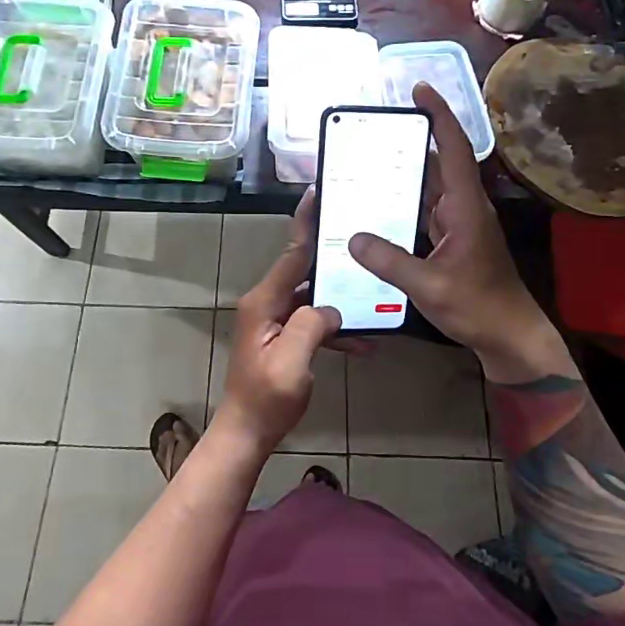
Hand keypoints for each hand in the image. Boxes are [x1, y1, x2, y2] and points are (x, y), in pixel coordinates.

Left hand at [217, 189, 340, 448]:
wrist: (248, 429)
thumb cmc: (267, 397)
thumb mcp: (292, 361)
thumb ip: (311, 325)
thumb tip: (330, 307)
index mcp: (263, 302)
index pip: (291, 255)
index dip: (307, 225)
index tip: (320, 196)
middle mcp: (265, 304)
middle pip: (302, 271)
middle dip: (331, 257)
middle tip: (364, 238)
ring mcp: (272, 321)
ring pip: (311, 298)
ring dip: (340, 300)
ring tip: (376, 293)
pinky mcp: (281, 338)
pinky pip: (310, 322)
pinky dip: (334, 328)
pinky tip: (364, 341)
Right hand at [345, 83, 571, 383]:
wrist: (509, 336)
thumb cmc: (479, 308)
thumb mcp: (430, 287)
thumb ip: (390, 262)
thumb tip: (353, 237)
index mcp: (466, 209)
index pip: (453, 151)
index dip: (438, 117)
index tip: (419, 90)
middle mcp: (463, 208)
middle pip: (437, 161)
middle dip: (410, 138)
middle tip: (373, 124)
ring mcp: (456, 224)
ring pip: (427, 185)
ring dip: (401, 169)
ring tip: (363, 157)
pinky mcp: (448, 239)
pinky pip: (420, 208)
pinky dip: (399, 199)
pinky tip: (373, 202)